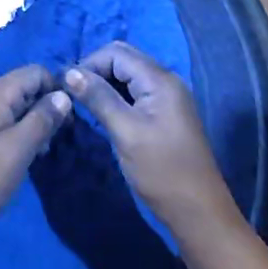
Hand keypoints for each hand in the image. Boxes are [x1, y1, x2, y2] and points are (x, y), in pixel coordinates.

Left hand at [0, 65, 70, 239]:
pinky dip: (21, 131)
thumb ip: (42, 119)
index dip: (57, 87)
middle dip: (47, 106)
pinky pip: (5, 120)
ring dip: (35, 122)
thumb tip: (64, 95)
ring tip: (48, 149)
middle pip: (25, 87)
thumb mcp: (18, 149)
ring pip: (16, 105)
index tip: (74, 115)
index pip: (34, 72)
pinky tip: (30, 154)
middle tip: (63, 137)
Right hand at [63, 42, 227, 224]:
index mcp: (160, 80)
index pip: (116, 53)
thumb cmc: (161, 172)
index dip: (89, 64)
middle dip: (96, 70)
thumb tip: (69, 72)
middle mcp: (166, 81)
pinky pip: (136, 91)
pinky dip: (117, 96)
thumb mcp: (125, 133)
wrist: (199, 215)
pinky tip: (105, 113)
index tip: (68, 87)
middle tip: (75, 94)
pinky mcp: (166, 113)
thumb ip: (98, 98)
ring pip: (129, 75)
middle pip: (123, 59)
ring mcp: (169, 97)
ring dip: (105, 83)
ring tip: (85, 104)